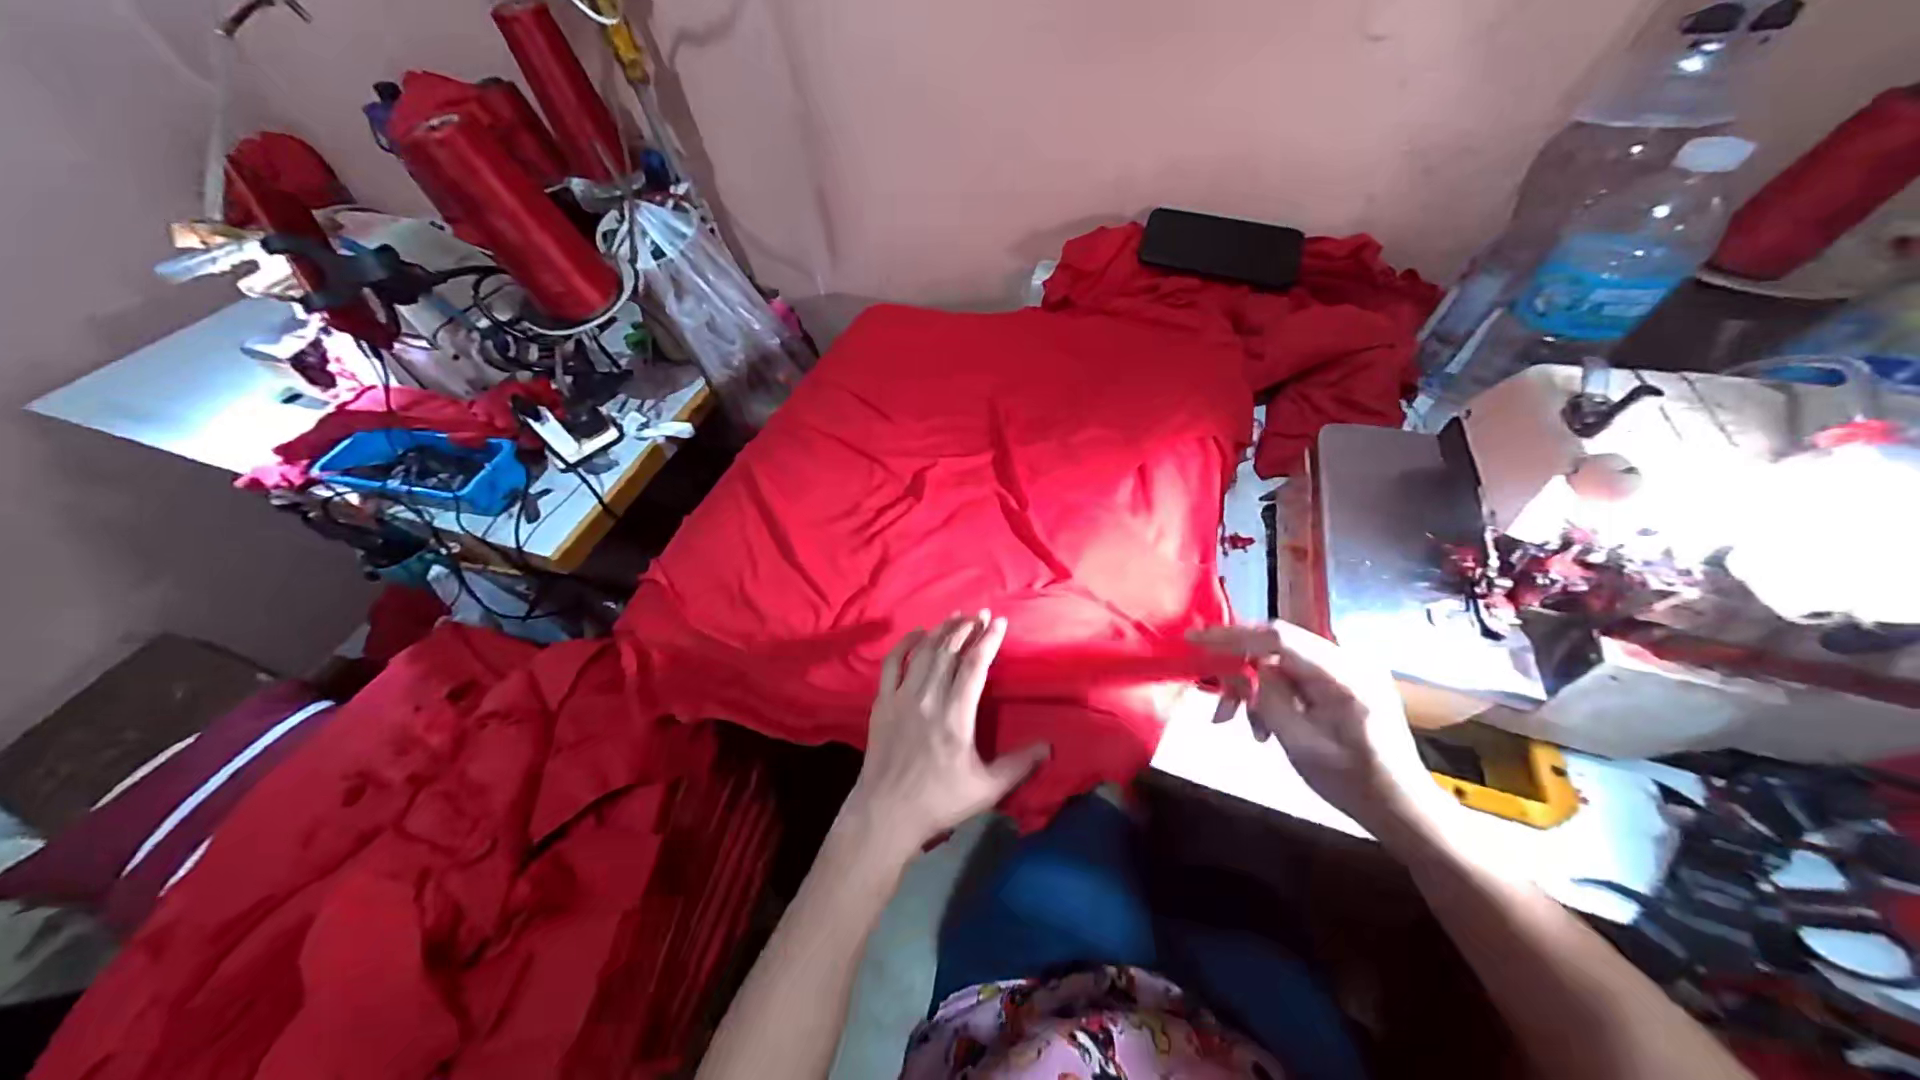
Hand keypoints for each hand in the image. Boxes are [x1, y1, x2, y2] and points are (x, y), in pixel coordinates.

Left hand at [842, 613, 1050, 856]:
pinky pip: (892, 664)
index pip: (975, 666)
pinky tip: (917, 634)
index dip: (988, 640)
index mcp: (956, 715)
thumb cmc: (940, 801)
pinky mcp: (882, 703)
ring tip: (957, 618)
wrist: (886, 813)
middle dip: (967, 629)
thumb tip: (1049, 746)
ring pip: (924, 653)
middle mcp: (928, 698)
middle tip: (981, 614)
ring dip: (942, 632)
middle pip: (949, 651)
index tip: (999, 623)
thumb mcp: (987, 788)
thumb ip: (1019, 765)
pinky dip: (906, 645)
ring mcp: (902, 698)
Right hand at [1190, 621, 1453, 845]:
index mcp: (1343, 674)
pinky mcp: (1344, 684)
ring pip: (1282, 664)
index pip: (1277, 637)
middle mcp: (1348, 661)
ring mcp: (1348, 671)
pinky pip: (1297, 677)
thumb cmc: (1353, 783)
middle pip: (1277, 647)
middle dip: (1242, 672)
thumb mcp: (1301, 743)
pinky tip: (1267, 727)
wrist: (1402, 810)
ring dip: (1257, 691)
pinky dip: (1275, 697)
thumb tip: (1245, 667)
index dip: (1231, 635)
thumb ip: (1269, 697)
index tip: (1194, 640)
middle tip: (1220, 707)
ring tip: (1248, 728)